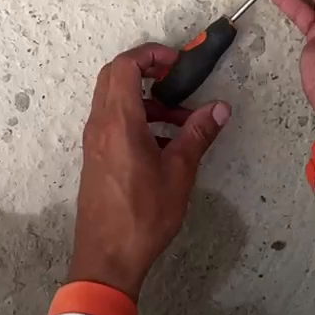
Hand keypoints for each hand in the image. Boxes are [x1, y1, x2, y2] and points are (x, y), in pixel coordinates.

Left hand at [68, 43, 231, 296]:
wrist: (106, 260)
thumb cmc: (143, 215)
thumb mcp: (179, 172)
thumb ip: (198, 134)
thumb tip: (220, 109)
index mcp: (119, 121)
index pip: (125, 65)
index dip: (151, 54)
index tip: (176, 62)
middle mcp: (100, 124)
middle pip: (115, 75)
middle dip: (146, 68)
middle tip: (175, 79)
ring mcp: (94, 140)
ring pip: (114, 98)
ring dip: (146, 97)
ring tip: (180, 120)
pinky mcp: (96, 156)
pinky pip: (113, 120)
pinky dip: (137, 117)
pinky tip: (164, 143)